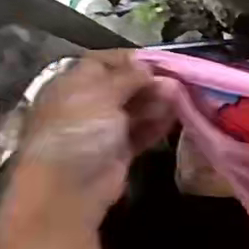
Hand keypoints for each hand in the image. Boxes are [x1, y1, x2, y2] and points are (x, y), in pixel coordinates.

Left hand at [8, 51, 175, 228]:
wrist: (67, 189)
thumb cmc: (78, 131)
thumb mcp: (101, 94)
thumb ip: (128, 77)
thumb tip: (147, 66)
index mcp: (71, 85)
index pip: (103, 62)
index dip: (132, 60)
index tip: (160, 60)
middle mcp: (86, 104)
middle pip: (123, 86)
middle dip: (150, 82)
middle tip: (177, 80)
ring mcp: (102, 130)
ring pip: (135, 108)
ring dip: (158, 101)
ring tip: (180, 96)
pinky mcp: (118, 151)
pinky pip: (141, 131)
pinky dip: (158, 123)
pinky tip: (177, 115)